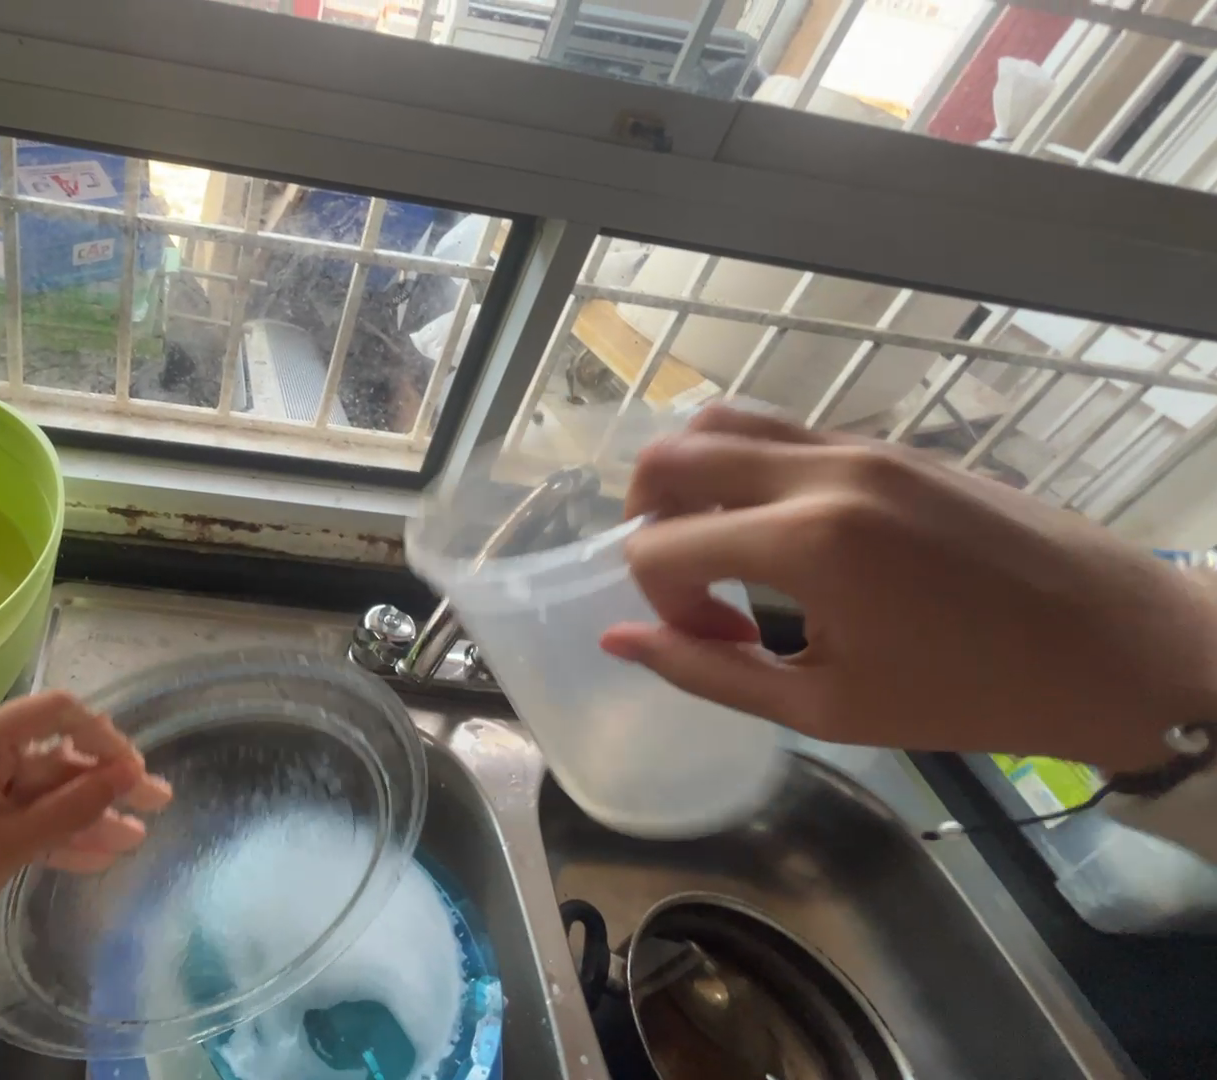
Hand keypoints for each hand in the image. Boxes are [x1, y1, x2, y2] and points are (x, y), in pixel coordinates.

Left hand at [0, 691, 169, 1079]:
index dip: (99, 735)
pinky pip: (22, 821)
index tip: (134, 770)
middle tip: (158, 802)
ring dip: (87, 816)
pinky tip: (102, 855)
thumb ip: (70, 810)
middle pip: (52, 758)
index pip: (49, 712)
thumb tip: (130, 773)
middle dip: (103, 783)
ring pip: (43, 795)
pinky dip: (56, 837)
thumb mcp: (2, 851)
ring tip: (140, 837)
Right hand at [601, 405, 1216, 772]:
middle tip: (678, 574)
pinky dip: (736, 467)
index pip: (659, 549)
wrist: (1138, 653)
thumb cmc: (975, 696)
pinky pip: (774, 429)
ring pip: (715, 423)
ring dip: (684, 480)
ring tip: (711, 535)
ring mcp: (856, 446)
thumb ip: (704, 669)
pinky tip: (769, 524)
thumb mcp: (822, 708)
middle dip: (643, 520)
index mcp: (807, 542)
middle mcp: (821, 473)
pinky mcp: (884, 444)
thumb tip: (616, 640)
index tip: (713, 636)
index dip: (660, 603)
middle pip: (668, 459)